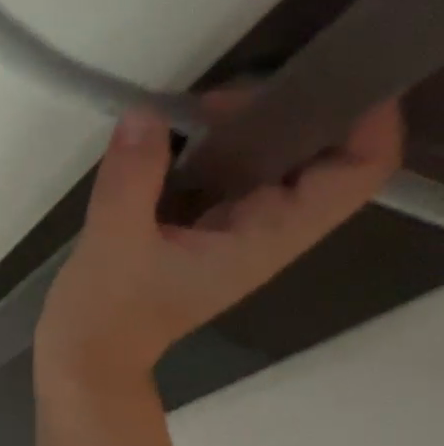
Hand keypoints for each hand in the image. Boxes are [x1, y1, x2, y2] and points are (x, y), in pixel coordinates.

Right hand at [37, 98, 402, 376]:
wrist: (82, 365)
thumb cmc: (104, 315)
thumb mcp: (111, 244)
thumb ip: (131, 178)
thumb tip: (142, 117)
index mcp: (267, 238)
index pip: (358, 169)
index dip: (362, 119)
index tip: (320, 80)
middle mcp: (266, 234)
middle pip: (315, 158)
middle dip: (280, 115)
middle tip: (216, 102)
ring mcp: (234, 237)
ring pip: (268, 168)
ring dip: (242, 134)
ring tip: (191, 117)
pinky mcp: (203, 240)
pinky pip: (227, 185)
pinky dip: (212, 158)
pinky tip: (171, 150)